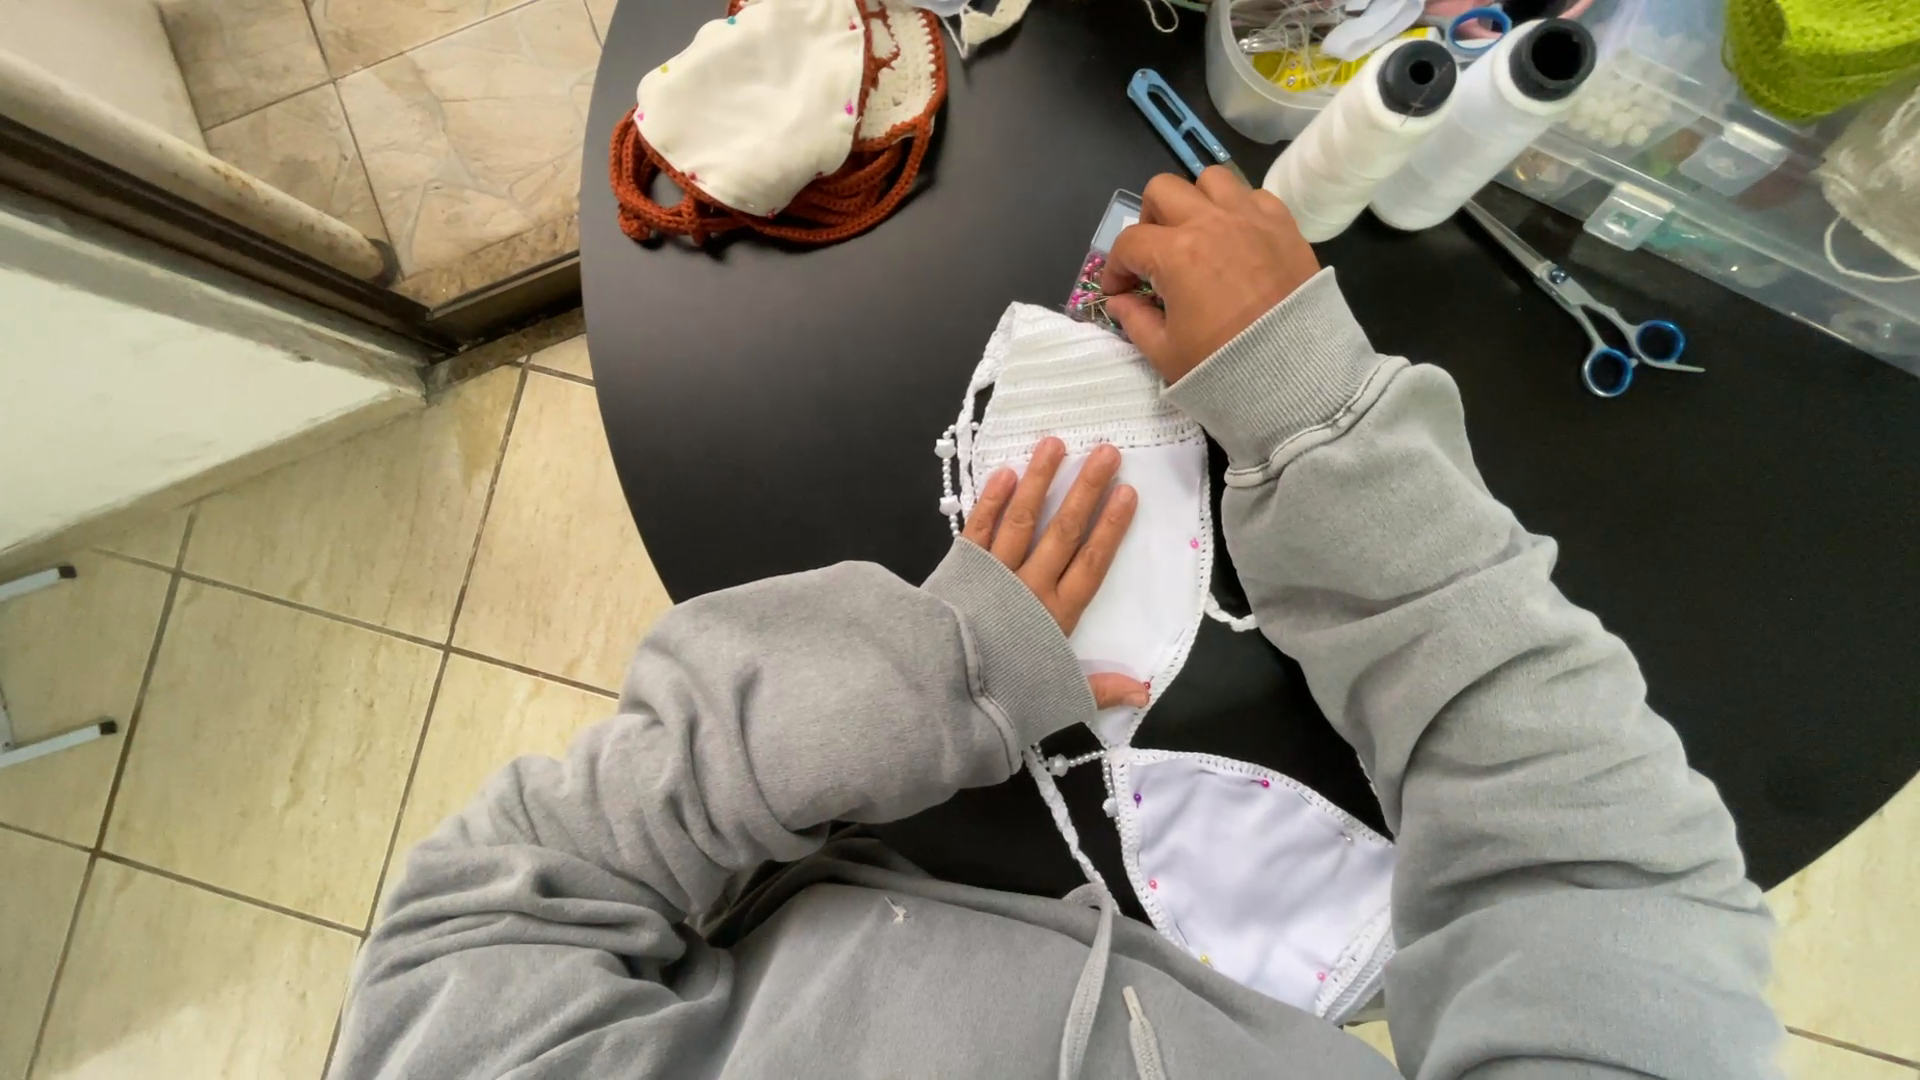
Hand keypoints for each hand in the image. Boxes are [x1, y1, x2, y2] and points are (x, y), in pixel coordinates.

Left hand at [961, 437, 1147, 709]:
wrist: (940, 689)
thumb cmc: (1000, 693)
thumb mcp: (1053, 695)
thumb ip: (1097, 689)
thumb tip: (1144, 692)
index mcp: (1057, 614)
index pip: (1092, 562)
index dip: (1111, 527)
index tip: (1128, 492)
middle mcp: (1030, 586)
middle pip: (1064, 531)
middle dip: (1086, 490)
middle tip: (1105, 452)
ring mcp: (995, 573)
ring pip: (1023, 520)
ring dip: (1039, 481)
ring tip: (1054, 444)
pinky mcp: (963, 568)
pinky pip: (979, 530)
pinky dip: (991, 502)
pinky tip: (1004, 473)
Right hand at [1100, 166, 1320, 383]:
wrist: (1291, 370)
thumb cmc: (1221, 364)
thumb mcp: (1164, 352)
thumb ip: (1134, 320)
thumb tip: (1120, 301)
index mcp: (1176, 254)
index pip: (1129, 243)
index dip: (1114, 267)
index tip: (1117, 291)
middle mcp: (1211, 223)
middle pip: (1163, 190)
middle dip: (1148, 220)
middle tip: (1152, 255)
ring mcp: (1250, 218)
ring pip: (1210, 179)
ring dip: (1194, 203)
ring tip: (1195, 237)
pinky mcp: (1283, 224)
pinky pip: (1253, 195)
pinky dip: (1236, 210)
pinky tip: (1234, 241)